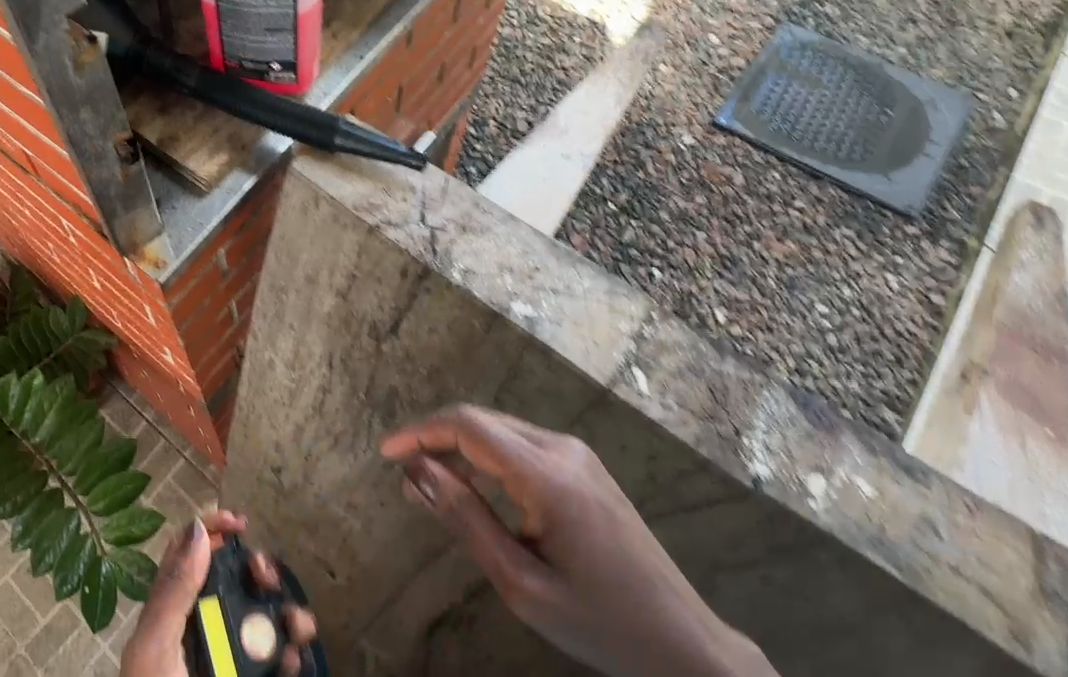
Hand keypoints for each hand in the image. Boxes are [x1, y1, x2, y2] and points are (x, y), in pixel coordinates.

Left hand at [118, 510, 317, 676]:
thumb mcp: (154, 649)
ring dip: (286, 609)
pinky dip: (293, 652)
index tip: (238, 523)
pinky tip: (293, 658)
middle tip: (263, 573)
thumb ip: (174, 590)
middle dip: (257, 568)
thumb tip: (198, 529)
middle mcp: (203, 626)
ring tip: (296, 622)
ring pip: (265, 615)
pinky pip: (281, 658)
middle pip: (235, 579)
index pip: (189, 554)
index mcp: (171, 612)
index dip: (211, 529)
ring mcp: (230, 657)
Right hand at [381, 405, 776, 676]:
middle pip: (482, 422)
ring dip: (458, 448)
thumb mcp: (520, 582)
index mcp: (548, 477)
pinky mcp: (584, 470)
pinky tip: (471, 488)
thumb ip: (465, 519)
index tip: (384, 454)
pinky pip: (521, 447)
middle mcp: (563, 450)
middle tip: (402, 479)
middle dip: (434, 439)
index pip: (468, 426)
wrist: (683, 644)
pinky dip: (485, 458)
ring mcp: (578, 457)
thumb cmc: (598, 622)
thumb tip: (416, 471)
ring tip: (427, 487)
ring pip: (500, 431)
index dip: (419, 431)